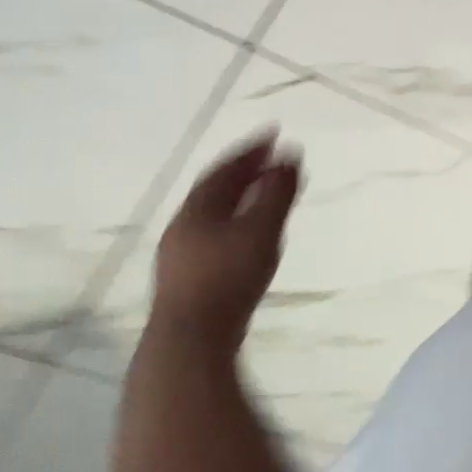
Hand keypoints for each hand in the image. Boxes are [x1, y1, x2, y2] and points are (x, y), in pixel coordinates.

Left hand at [151, 130, 301, 352]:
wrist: (192, 339)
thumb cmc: (229, 277)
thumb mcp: (261, 230)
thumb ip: (277, 193)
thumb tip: (289, 157)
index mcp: (196, 212)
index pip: (223, 171)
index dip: (250, 150)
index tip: (275, 133)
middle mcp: (182, 228)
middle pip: (214, 191)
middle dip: (244, 171)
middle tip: (271, 157)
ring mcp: (181, 255)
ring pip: (212, 213)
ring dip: (239, 195)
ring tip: (264, 189)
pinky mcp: (188, 276)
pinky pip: (213, 232)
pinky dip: (235, 217)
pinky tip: (248, 228)